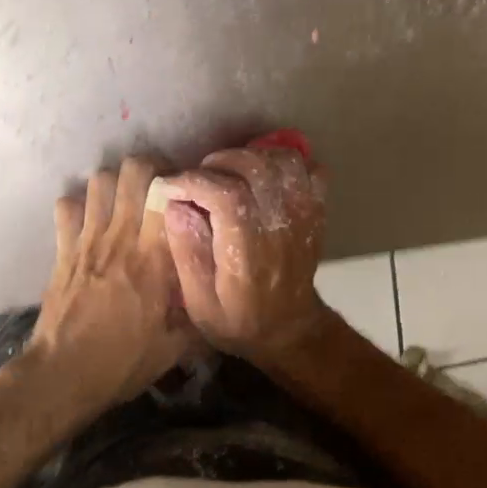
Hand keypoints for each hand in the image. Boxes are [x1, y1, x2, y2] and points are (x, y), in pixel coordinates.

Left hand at [25, 157, 192, 413]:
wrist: (64, 374)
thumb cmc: (122, 363)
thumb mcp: (174, 348)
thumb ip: (197, 318)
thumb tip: (219, 302)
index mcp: (153, 259)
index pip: (169, 196)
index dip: (181, 183)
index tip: (189, 191)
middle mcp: (121, 237)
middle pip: (133, 172)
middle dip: (148, 168)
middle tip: (157, 184)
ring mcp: (88, 239)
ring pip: (99, 180)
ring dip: (114, 182)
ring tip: (124, 197)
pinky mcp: (63, 249)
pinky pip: (66, 206)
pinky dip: (77, 205)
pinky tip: (88, 219)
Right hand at [156, 147, 328, 360]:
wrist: (288, 330)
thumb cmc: (237, 320)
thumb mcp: (199, 304)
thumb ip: (187, 254)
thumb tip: (176, 206)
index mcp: (248, 255)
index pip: (228, 197)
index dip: (194, 181)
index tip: (170, 186)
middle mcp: (280, 229)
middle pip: (256, 168)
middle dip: (218, 162)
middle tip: (198, 178)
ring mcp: (304, 216)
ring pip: (283, 161)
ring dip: (250, 156)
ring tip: (227, 173)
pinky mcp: (316, 210)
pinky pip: (309, 168)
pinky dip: (283, 162)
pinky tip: (260, 177)